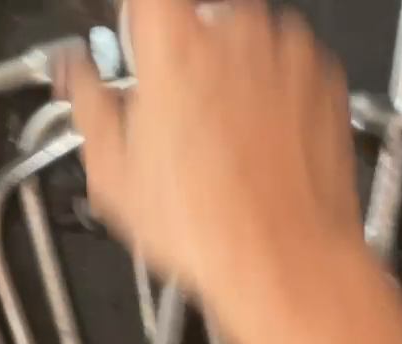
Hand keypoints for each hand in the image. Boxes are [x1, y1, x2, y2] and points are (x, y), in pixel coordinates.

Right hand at [62, 0, 359, 311]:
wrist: (285, 261)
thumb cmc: (206, 229)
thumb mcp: (115, 180)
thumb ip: (89, 106)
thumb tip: (77, 76)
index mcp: (175, 47)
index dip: (137, 15)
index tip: (134, 32)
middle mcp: (236, 31)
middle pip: (197, 16)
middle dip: (184, 57)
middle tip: (175, 119)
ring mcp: (288, 51)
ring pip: (245, 44)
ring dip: (229, 79)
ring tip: (220, 148)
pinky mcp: (324, 77)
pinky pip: (286, 70)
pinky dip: (271, 97)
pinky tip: (256, 153)